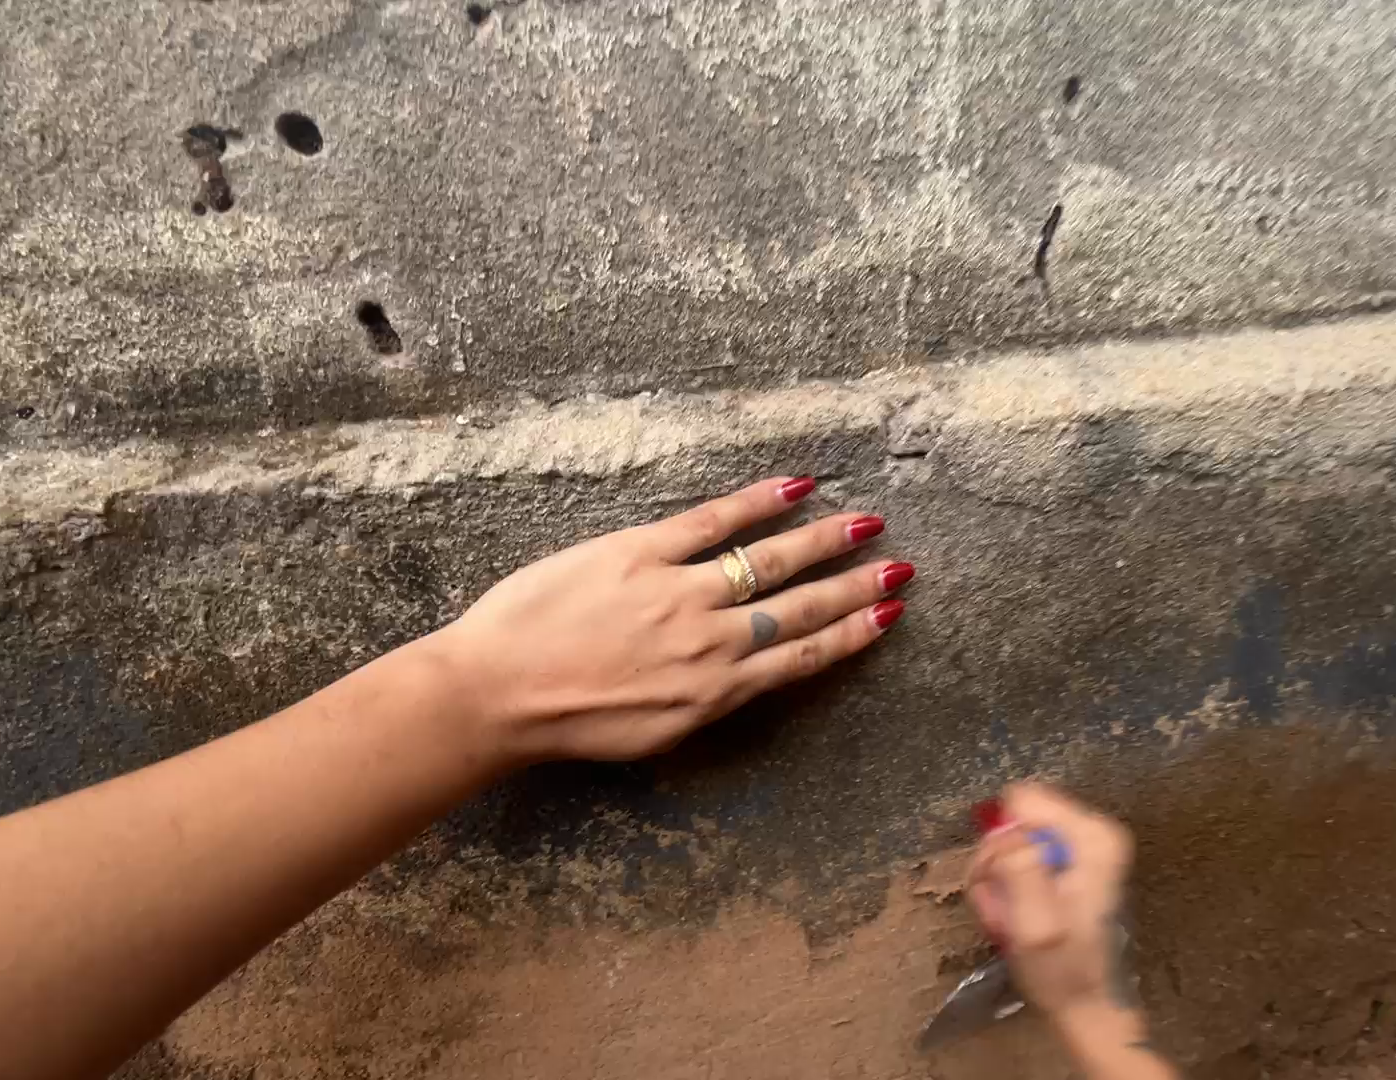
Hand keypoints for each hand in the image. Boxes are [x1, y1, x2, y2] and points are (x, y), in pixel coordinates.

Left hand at [419, 475, 913, 762]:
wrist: (496, 695)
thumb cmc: (569, 723)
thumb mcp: (654, 732)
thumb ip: (705, 699)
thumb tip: (740, 671)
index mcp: (716, 692)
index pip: (801, 657)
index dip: (851, 635)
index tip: (887, 614)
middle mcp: (712, 642)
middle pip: (800, 607)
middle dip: (855, 586)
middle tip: (898, 566)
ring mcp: (681, 593)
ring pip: (770, 562)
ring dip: (825, 543)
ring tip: (866, 524)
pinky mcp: (642, 553)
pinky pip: (711, 522)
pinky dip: (757, 503)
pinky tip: (795, 486)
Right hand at [967, 783, 1134, 1017]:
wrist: (1082, 1003)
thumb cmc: (1063, 969)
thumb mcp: (1037, 923)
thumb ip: (1021, 868)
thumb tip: (1006, 830)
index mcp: (1093, 836)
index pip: (1020, 801)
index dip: (1004, 842)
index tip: (1008, 882)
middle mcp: (1087, 830)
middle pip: (1009, 820)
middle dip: (994, 864)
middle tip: (1002, 906)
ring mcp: (1073, 844)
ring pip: (1002, 839)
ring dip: (993, 879)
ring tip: (1006, 916)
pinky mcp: (1058, 858)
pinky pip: (1007, 854)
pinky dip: (1000, 886)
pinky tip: (1011, 914)